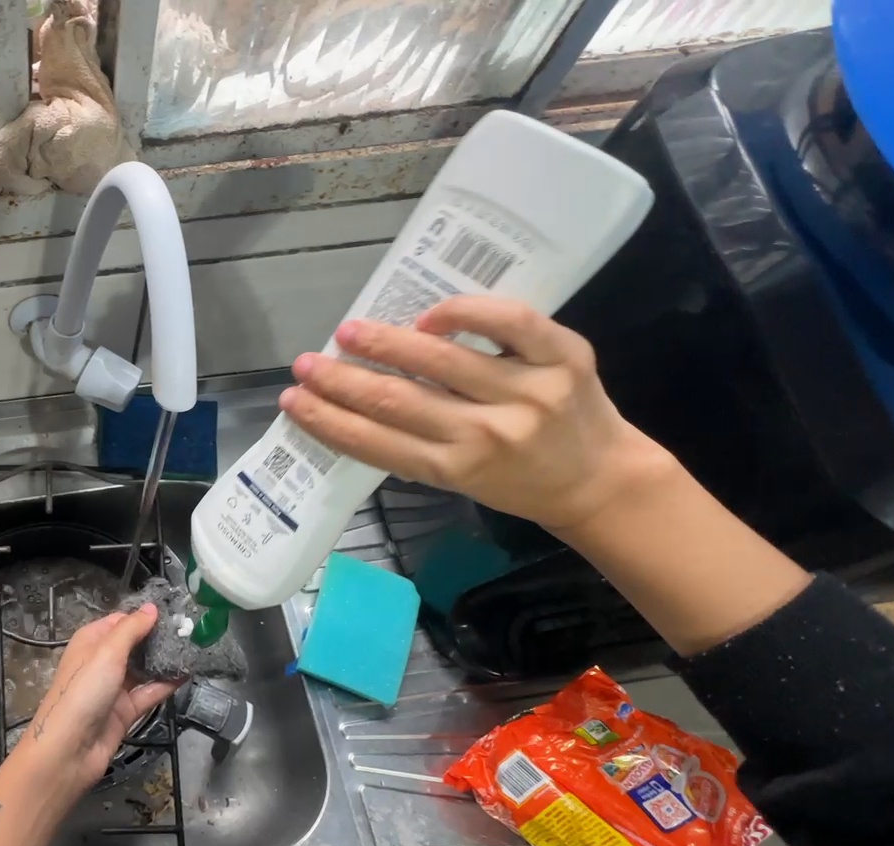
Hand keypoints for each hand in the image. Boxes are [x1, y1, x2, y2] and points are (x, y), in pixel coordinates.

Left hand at [12, 604, 180, 791]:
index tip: (173, 613)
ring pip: (143, 669)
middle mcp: (101, 662)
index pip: (120, 621)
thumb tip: (151, 608)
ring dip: (165, 661)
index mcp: (91, 642)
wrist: (68, 748)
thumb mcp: (107, 652)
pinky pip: (148, 693)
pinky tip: (186, 675)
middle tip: (191, 631)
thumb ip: (131, 629)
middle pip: (134, 645)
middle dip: (158, 639)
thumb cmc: (83, 691)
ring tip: (194, 650)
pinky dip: (165, 684)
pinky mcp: (124, 711)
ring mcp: (113, 688)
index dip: (144, 617)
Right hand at [278, 296, 677, 531]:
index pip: (375, 442)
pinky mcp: (564, 357)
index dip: (327, 420)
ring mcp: (527, 393)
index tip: (293, 401)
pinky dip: (465, 313)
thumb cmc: (517, 483)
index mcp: (454, 470)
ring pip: (442, 360)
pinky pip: (511, 323)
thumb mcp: (458, 482)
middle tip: (305, 364)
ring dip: (384, 344)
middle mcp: (486, 434)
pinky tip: (430, 315)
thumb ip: (414, 448)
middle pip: (397, 400)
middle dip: (341, 381)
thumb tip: (356, 404)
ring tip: (348, 332)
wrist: (600, 479)